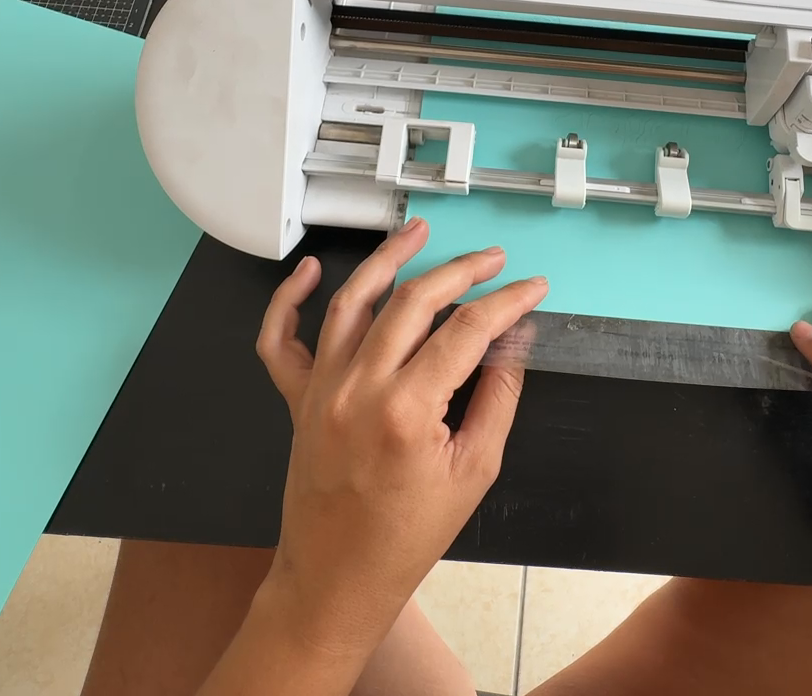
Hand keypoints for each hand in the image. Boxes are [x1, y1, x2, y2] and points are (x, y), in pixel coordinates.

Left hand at [253, 217, 547, 659]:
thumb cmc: (409, 536)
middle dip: (461, 271)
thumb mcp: (475, 471)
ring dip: (387, 260)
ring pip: (351, 301)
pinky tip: (308, 271)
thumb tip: (514, 338)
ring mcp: (321, 389)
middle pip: (414, 302)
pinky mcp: (296, 398)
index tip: (531, 288)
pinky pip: (280, 340)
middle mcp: (359, 388)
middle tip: (492, 259)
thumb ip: (498, 395)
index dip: (507, 302)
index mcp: (408, 411)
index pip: (468, 331)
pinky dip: (287, 301)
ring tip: (417, 231)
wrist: (336, 581)